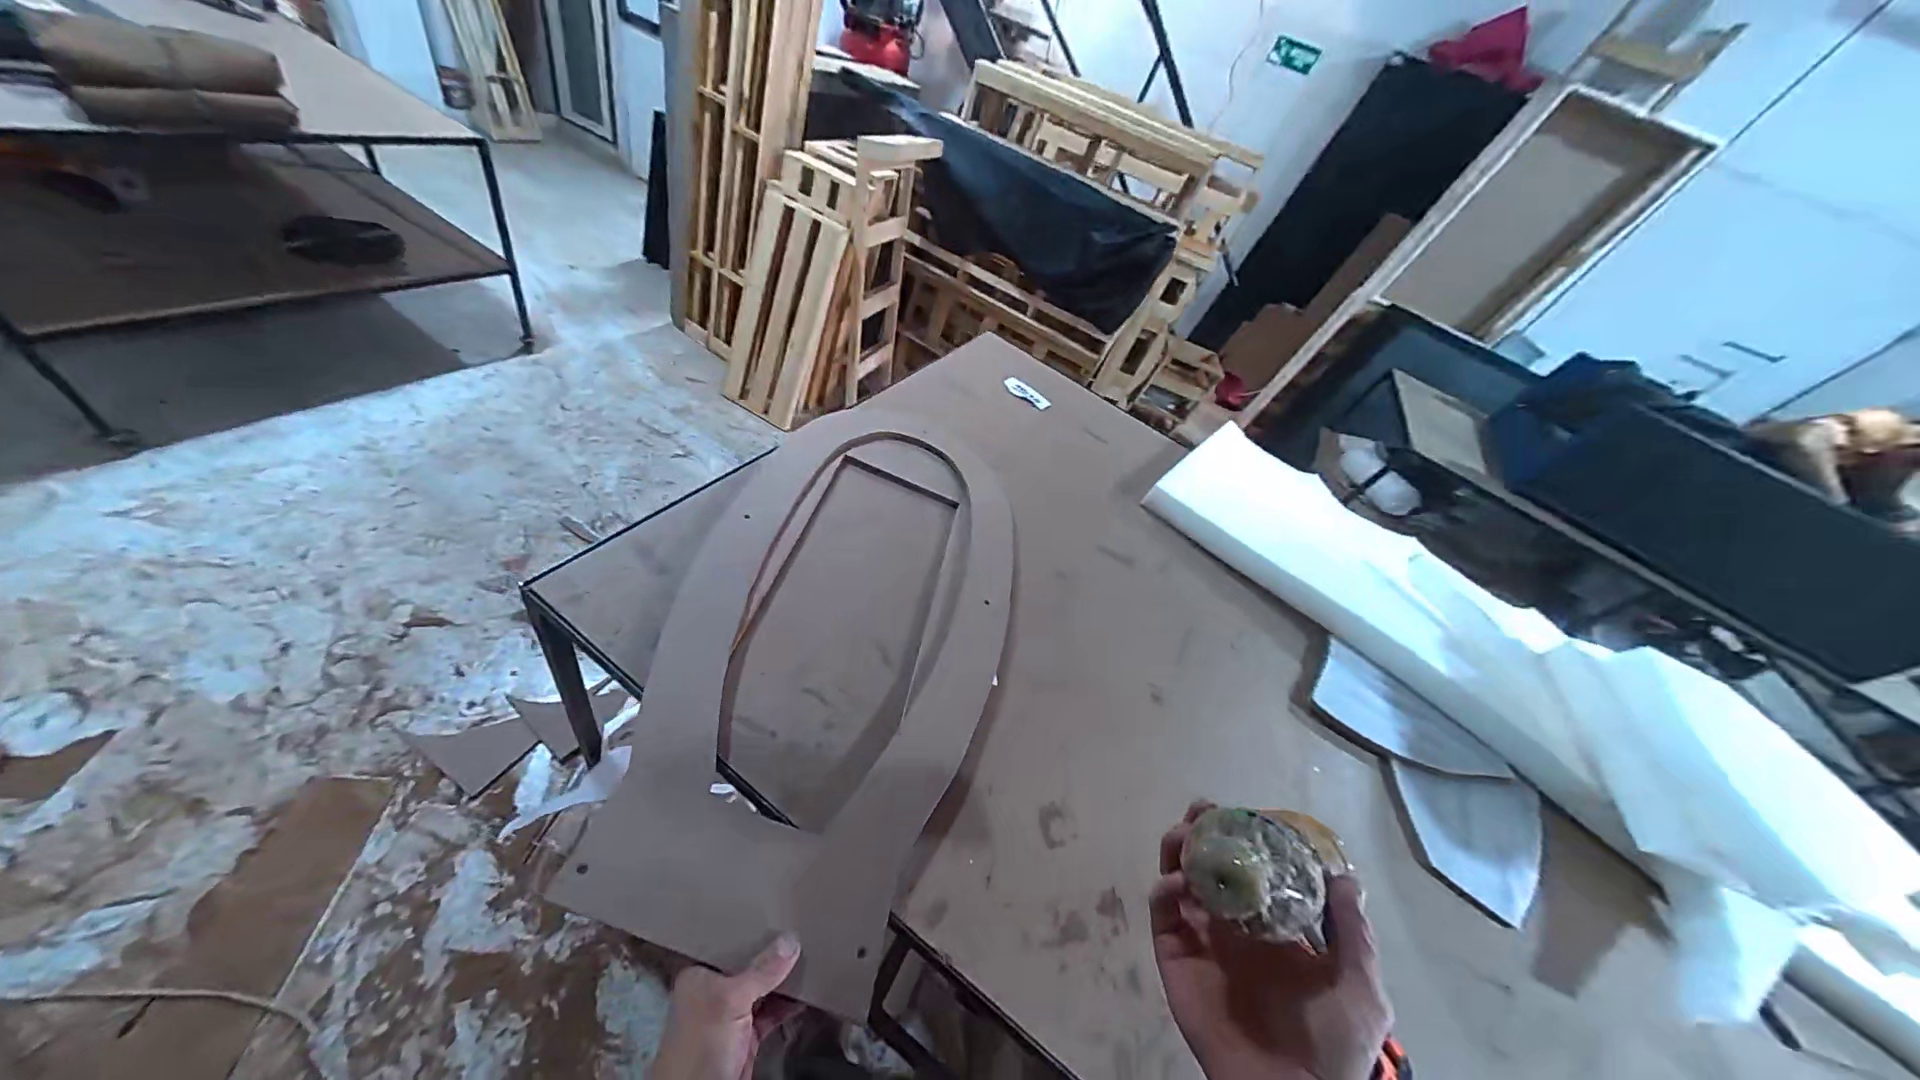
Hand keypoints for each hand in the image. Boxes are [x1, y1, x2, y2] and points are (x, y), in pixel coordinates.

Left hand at [648, 934, 804, 1079]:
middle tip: (802, 932)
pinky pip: (772, 1012)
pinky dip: (789, 1004)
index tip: (780, 914)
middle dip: (774, 955)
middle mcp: (714, 993)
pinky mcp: (746, 1038)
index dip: (754, 930)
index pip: (730, 944)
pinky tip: (806, 992)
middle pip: (750, 966)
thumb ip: (761, 971)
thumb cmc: (700, 1048)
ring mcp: (731, 1017)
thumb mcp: (730, 1001)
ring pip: (763, 989)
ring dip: (784, 980)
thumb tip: (791, 940)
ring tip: (810, 957)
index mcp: (700, 976)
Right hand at [1150, 801, 1392, 1079]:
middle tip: (1201, 810)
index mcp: (1269, 928)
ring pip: (1178, 881)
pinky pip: (1163, 915)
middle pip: (1206, 867)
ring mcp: (1200, 940)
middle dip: (1201, 834)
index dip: (1241, 839)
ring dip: (1177, 852)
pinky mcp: (1175, 957)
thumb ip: (1353, 934)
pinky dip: (1164, 890)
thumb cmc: (1331, 1046)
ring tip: (1184, 833)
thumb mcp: (1359, 988)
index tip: (1241, 813)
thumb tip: (1344, 876)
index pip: (1248, 871)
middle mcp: (1231, 926)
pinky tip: (1178, 882)